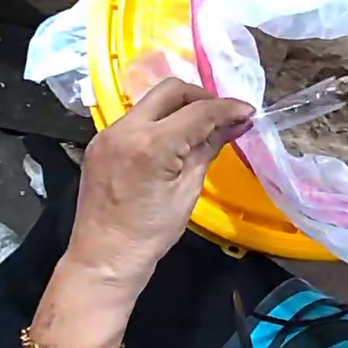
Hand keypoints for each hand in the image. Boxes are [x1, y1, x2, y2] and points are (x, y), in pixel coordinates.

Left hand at [65, 79, 251, 292]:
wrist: (103, 257)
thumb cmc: (151, 234)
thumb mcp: (188, 191)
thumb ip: (208, 149)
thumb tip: (234, 124)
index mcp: (152, 144)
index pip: (198, 111)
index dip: (227, 108)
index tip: (248, 112)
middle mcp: (126, 129)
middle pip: (171, 90)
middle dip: (201, 97)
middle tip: (222, 116)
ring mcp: (108, 133)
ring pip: (151, 102)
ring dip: (179, 108)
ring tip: (200, 128)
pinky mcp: (100, 142)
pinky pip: (135, 119)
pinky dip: (158, 121)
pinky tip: (172, 140)